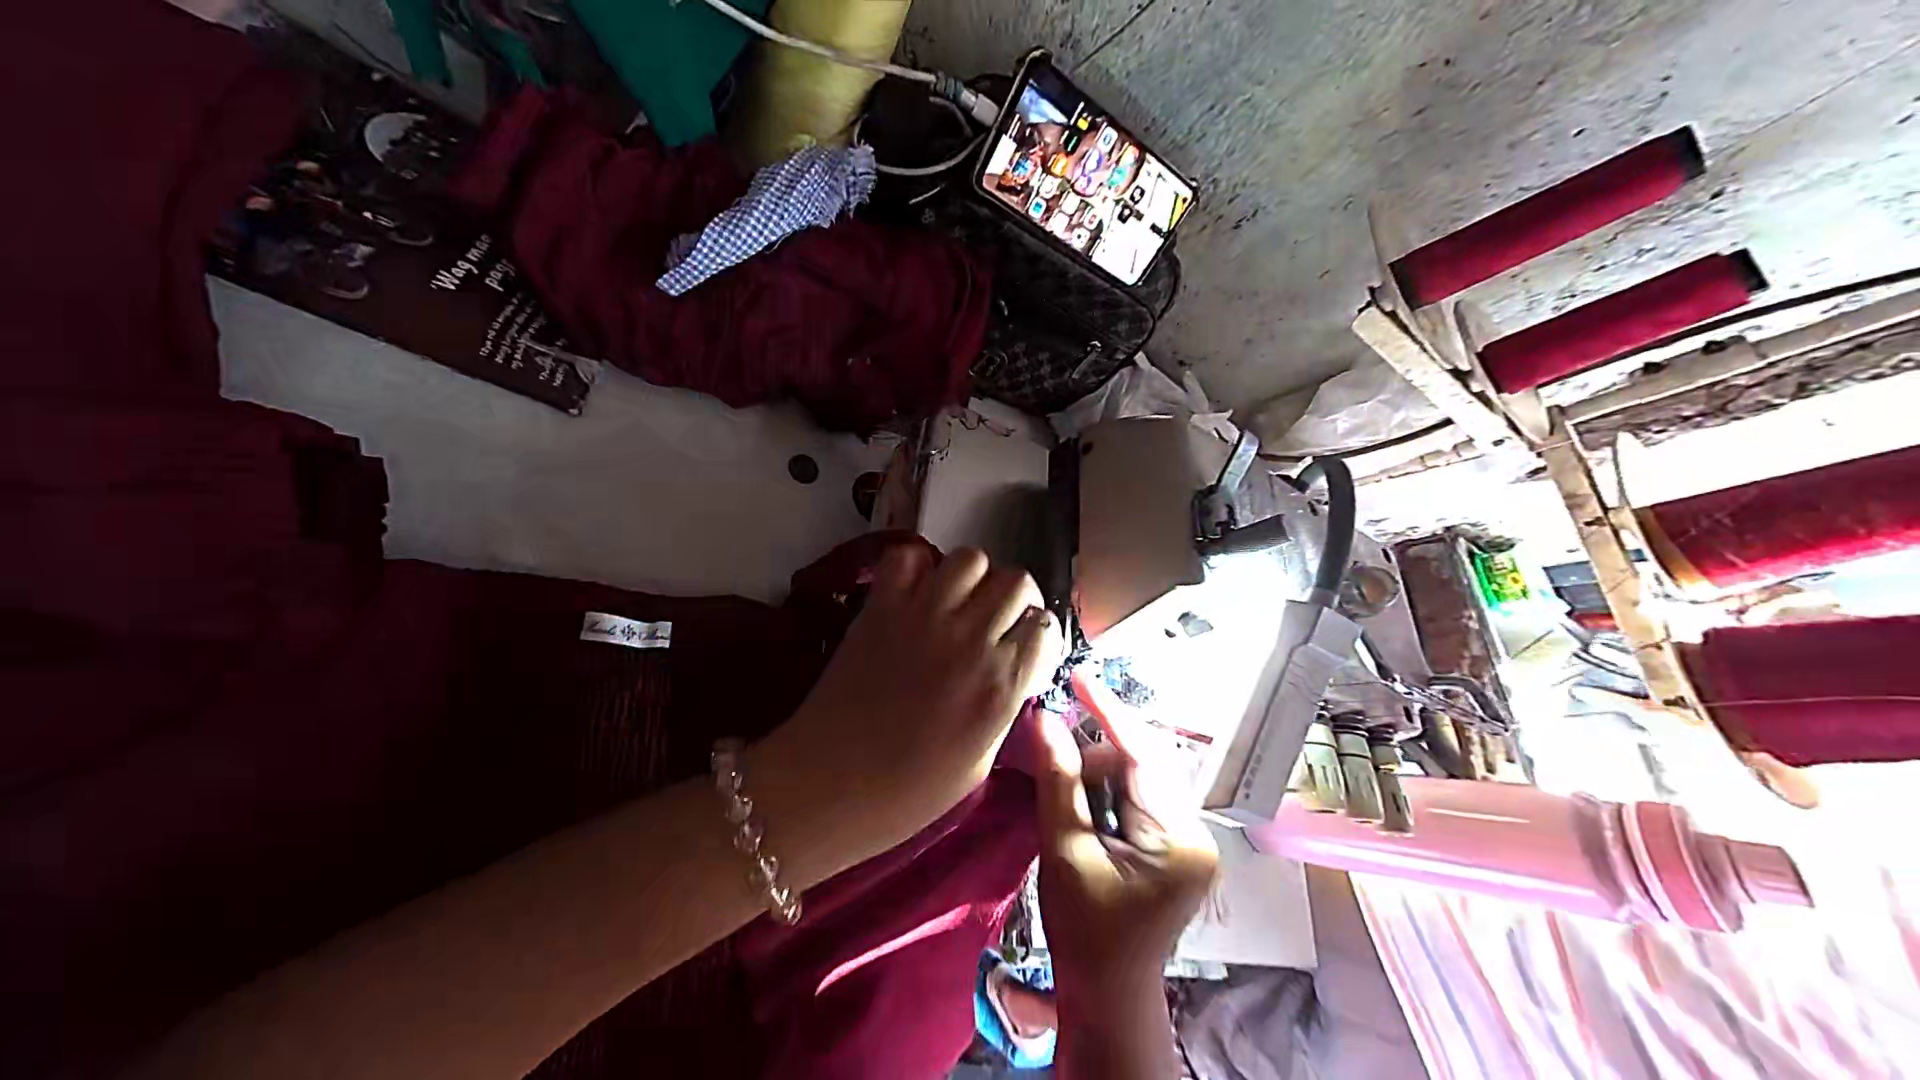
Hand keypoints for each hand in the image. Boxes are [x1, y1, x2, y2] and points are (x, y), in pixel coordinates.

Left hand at [755, 546, 1062, 880]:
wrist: (828, 785)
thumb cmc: (907, 792)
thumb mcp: (980, 764)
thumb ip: (1005, 706)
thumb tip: (1013, 670)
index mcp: (1000, 686)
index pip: (1046, 629)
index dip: (1039, 637)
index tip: (1025, 647)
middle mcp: (970, 641)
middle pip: (1016, 581)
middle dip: (1014, 600)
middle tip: (995, 622)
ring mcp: (922, 616)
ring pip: (971, 558)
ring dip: (972, 578)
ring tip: (958, 603)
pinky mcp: (880, 606)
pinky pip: (908, 556)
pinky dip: (917, 566)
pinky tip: (916, 594)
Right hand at [1034, 717, 1217, 990]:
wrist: (1107, 994)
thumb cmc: (1085, 932)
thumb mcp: (1065, 851)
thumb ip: (1058, 780)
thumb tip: (1043, 718)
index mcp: (1177, 837)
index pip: (1143, 755)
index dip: (1109, 711)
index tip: (1080, 676)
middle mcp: (1194, 832)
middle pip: (1141, 764)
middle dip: (1095, 753)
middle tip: (1051, 754)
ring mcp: (1187, 840)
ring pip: (1137, 779)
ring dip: (1097, 776)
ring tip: (1066, 803)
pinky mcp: (1174, 847)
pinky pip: (1138, 799)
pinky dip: (1107, 794)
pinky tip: (1083, 811)